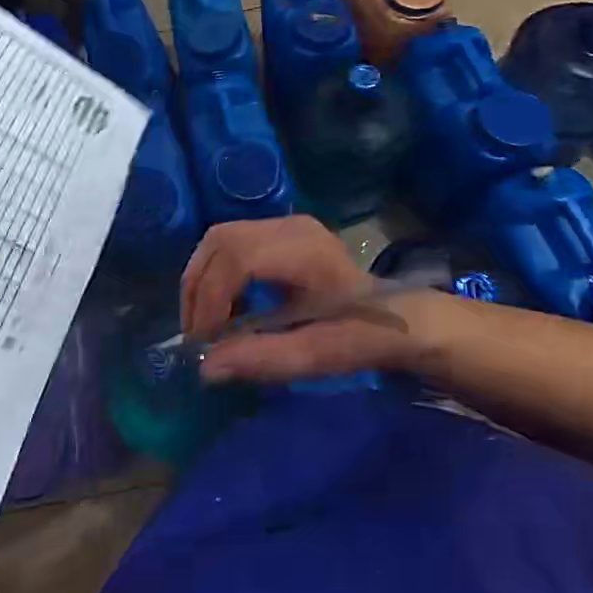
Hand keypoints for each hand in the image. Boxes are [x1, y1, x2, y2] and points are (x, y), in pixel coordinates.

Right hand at [180, 216, 421, 383]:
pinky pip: (229, 244)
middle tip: (196, 333)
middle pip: (221, 241)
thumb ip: (263, 358)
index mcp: (306, 252)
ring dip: (202, 280)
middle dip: (198, 288)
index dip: (212, 298)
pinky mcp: (276, 231)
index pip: (239, 259)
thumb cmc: (361, 336)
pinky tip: (224, 308)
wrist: (396, 316)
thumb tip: (207, 367)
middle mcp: (290, 227)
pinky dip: (215, 274)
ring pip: (219, 239)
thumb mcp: (319, 355)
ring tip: (206, 323)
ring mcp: (283, 224)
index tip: (207, 341)